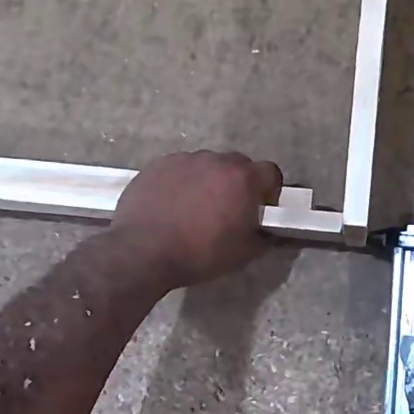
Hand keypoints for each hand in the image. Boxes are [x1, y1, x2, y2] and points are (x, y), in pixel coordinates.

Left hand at [110, 151, 282, 286]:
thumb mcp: (245, 253)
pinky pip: (178, 169)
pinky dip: (181, 182)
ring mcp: (183, 160)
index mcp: (243, 178)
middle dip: (239, 182)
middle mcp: (215, 161)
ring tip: (196, 207)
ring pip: (206, 165)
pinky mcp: (156, 166)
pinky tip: (172, 205)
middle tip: (229, 208)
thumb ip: (263, 236)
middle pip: (238, 164)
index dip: (270, 189)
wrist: (142, 253)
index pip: (270, 171)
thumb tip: (265, 231)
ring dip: (209, 180)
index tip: (262, 206)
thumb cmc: (201, 253)